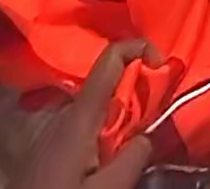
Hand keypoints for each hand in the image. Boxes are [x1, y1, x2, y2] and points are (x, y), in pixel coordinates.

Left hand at [16, 40, 162, 188]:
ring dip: (120, 117)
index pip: (111, 56)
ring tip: (133, 144)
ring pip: (97, 107)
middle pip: (108, 84)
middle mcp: (65, 112)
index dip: (140, 48)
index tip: (162, 66)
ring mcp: (53, 129)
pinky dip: (104, 132)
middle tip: (154, 119)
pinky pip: (84, 126)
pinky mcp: (47, 148)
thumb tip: (148, 134)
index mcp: (79, 114)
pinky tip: (107, 161)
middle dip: (136, 93)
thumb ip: (132, 159)